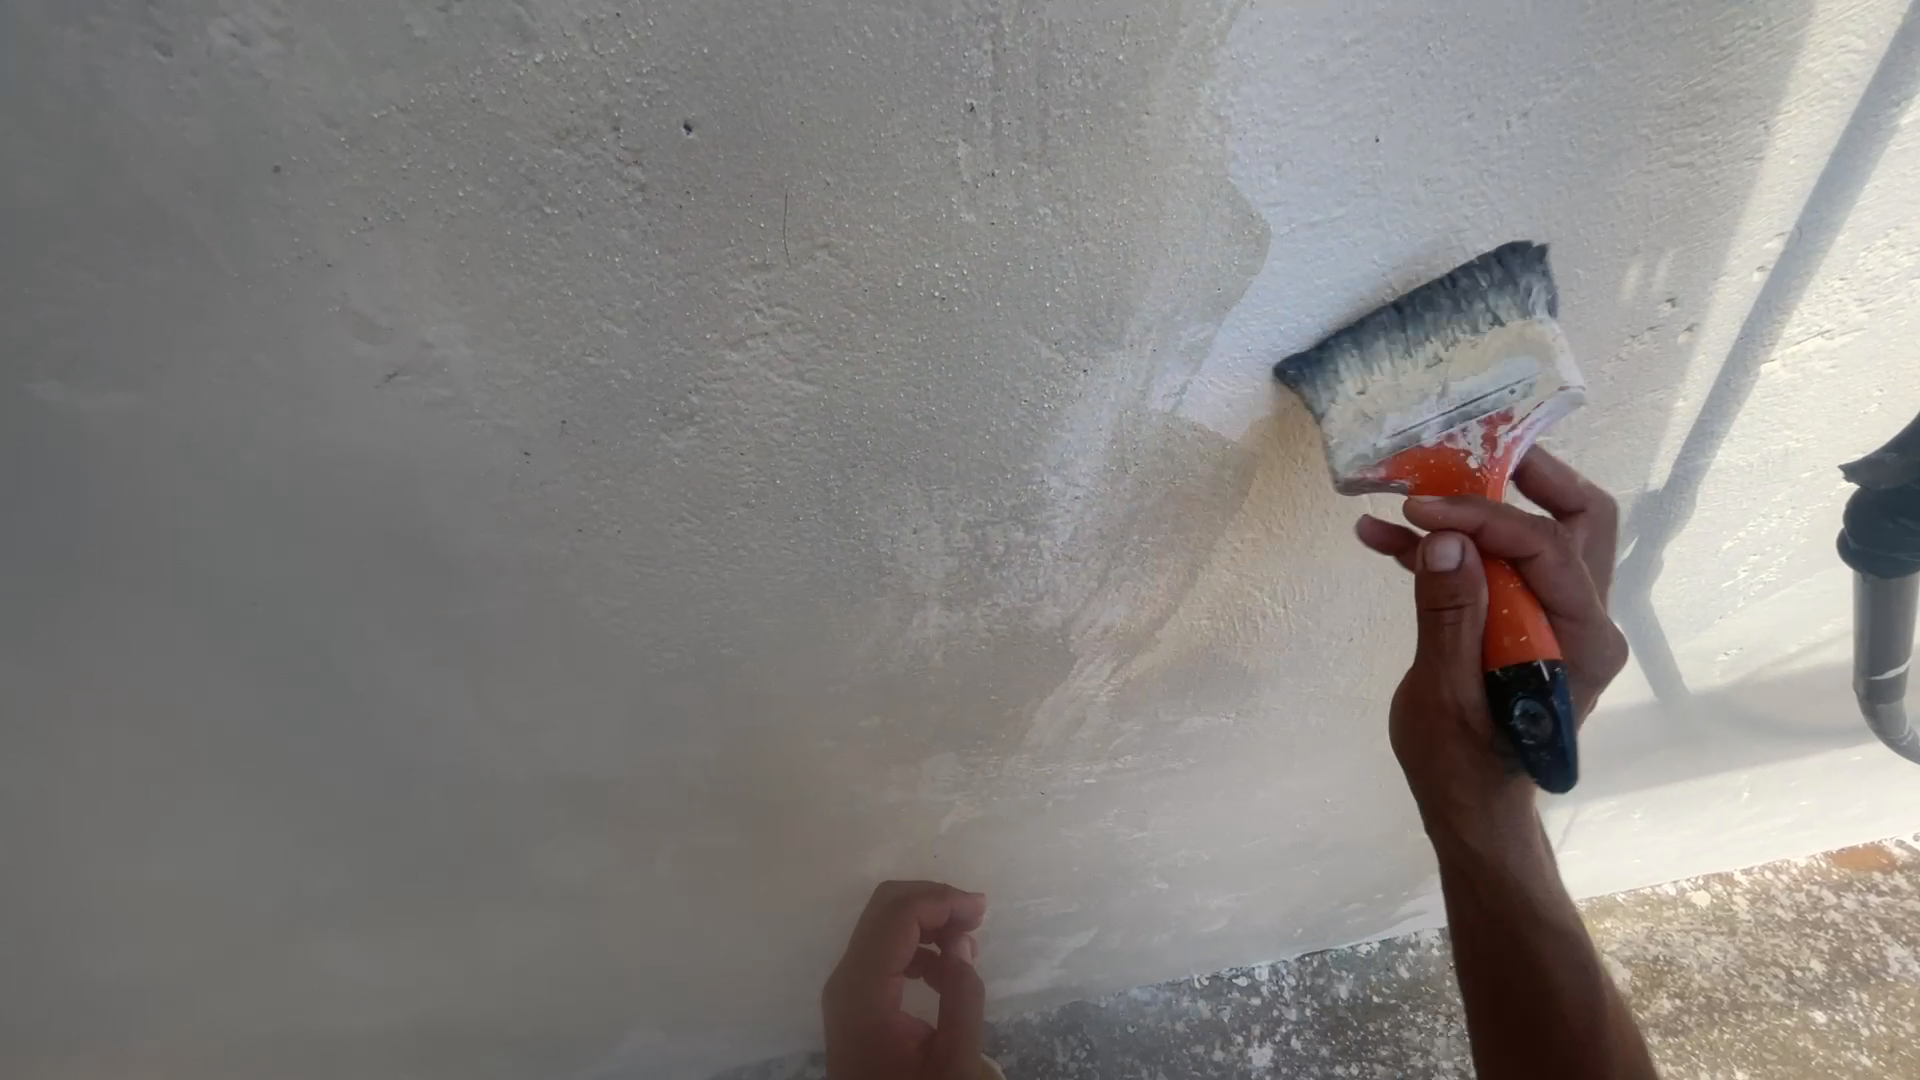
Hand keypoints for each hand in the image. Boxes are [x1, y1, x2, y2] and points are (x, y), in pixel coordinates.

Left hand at [822, 881, 987, 1079]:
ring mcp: (845, 985)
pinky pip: (884, 945)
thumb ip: (963, 999)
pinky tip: (945, 966)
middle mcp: (846, 977)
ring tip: (967, 943)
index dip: (942, 900)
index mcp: (863, 991)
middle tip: (975, 918)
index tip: (982, 910)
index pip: (898, 914)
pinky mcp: (853, 994)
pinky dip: (917, 941)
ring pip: (884, 920)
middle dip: (935, 900)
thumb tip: (960, 943)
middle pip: (886, 905)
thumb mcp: (954, 1065)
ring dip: (928, 918)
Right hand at [1355, 448, 1628, 837]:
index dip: (1482, 517)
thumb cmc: (1460, 762)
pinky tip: (1381, 541)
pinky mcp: (1516, 623)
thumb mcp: (1446, 695)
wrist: (1468, 805)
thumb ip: (1451, 617)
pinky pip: (1488, 569)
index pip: (1543, 547)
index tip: (1419, 508)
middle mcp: (1580, 618)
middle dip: (1526, 478)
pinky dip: (1443, 550)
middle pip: (1575, 521)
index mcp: (1579, 638)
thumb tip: (1447, 541)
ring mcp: (1550, 618)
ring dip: (1473, 509)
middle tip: (1469, 452)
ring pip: (1533, 536)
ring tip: (1403, 495)